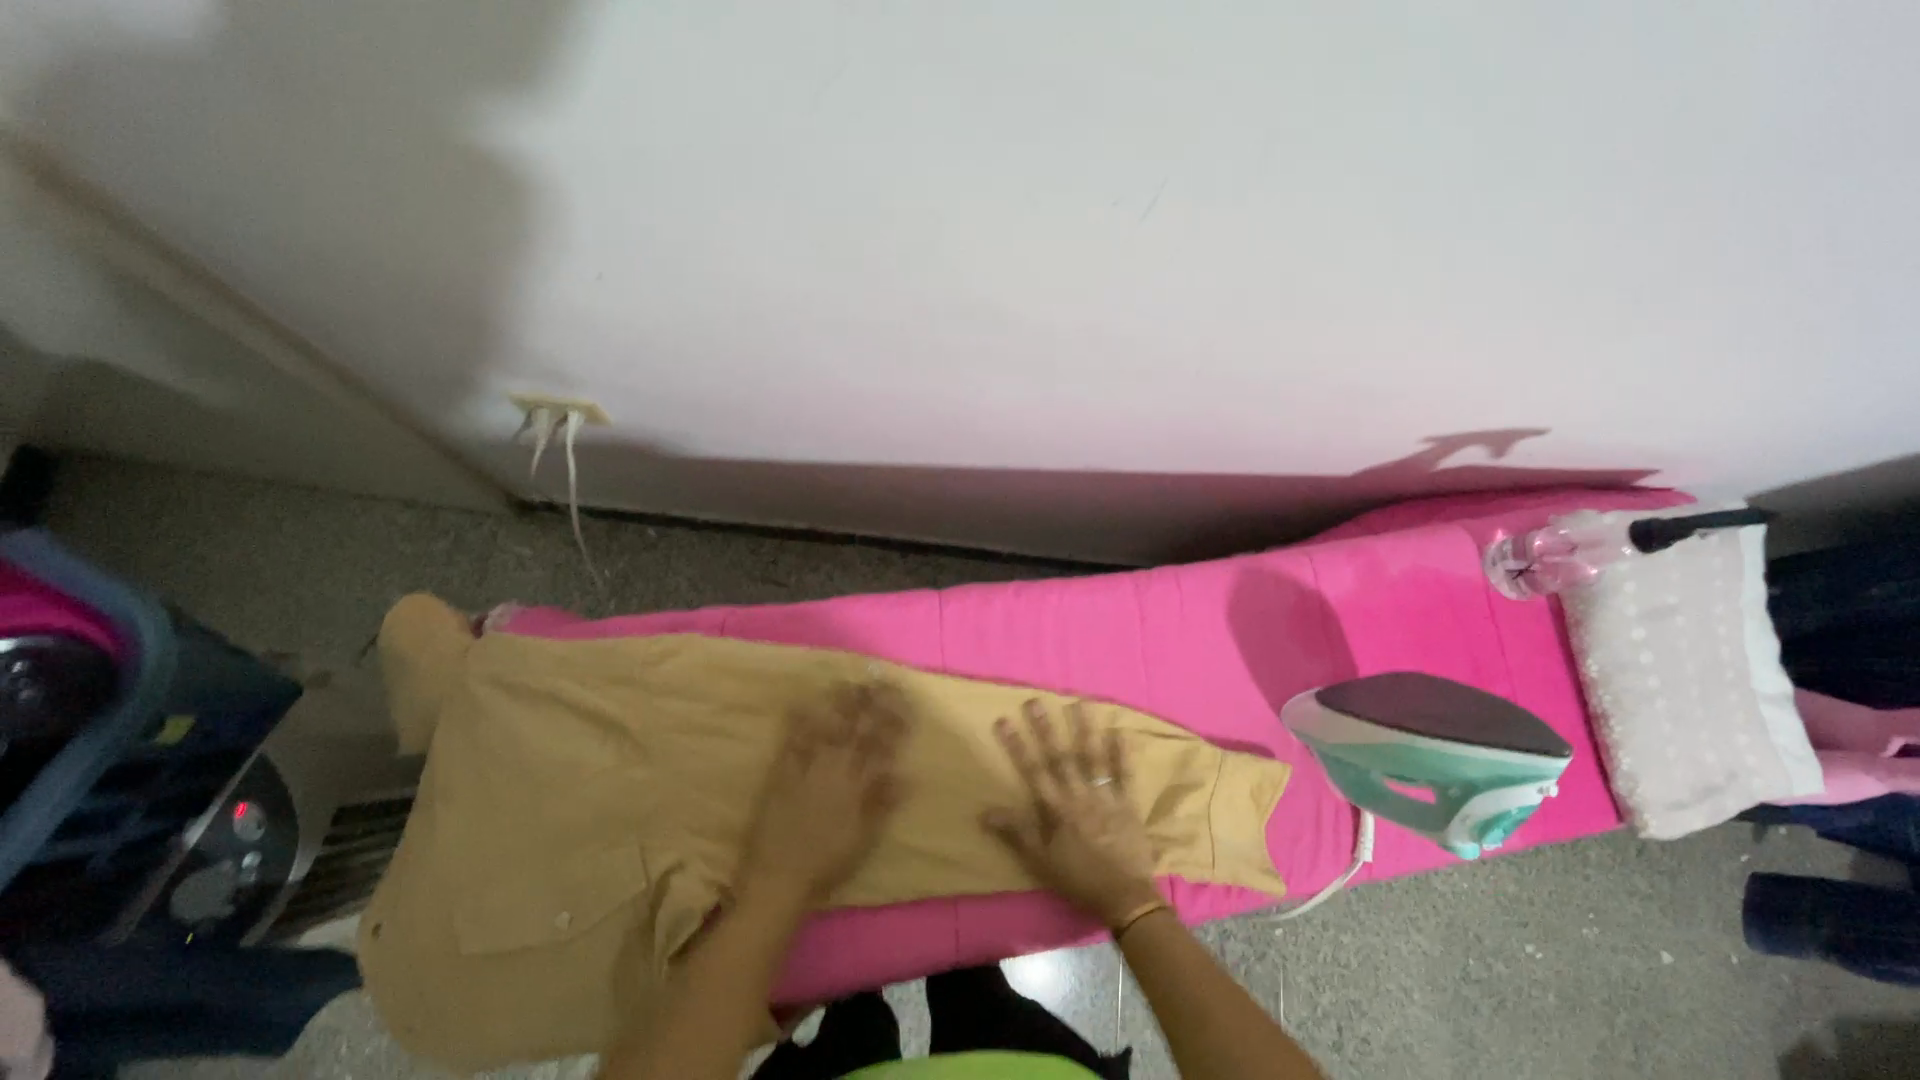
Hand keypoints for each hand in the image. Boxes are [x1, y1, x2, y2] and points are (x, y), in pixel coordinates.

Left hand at [737, 682, 909, 909]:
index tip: (903, 701)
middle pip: (855, 730)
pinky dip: (799, 720)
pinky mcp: (781, 773)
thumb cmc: (827, 863)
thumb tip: (906, 775)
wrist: (779, 876)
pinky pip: (792, 740)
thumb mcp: (864, 839)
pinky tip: (804, 702)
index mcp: (857, 788)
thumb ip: (882, 804)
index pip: (880, 746)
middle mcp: (834, 771)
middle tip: (878, 681)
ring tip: (849, 684)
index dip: (893, 722)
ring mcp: (805, 769)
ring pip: (826, 728)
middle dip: (868, 704)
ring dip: (839, 704)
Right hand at [983, 698, 1162, 928]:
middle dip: (1046, 728)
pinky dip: (1122, 752)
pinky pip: (1125, 774)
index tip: (1004, 720)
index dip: (1017, 745)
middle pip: (1060, 756)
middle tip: (1035, 701)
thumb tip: (984, 812)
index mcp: (1056, 809)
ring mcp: (1106, 797)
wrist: (1124, 896)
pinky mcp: (1128, 803)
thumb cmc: (1078, 878)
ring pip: (1093, 757)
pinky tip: (1119, 730)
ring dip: (1085, 728)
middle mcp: (1079, 795)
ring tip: (1078, 702)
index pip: (1032, 771)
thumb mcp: (1040, 861)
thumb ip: (1015, 832)